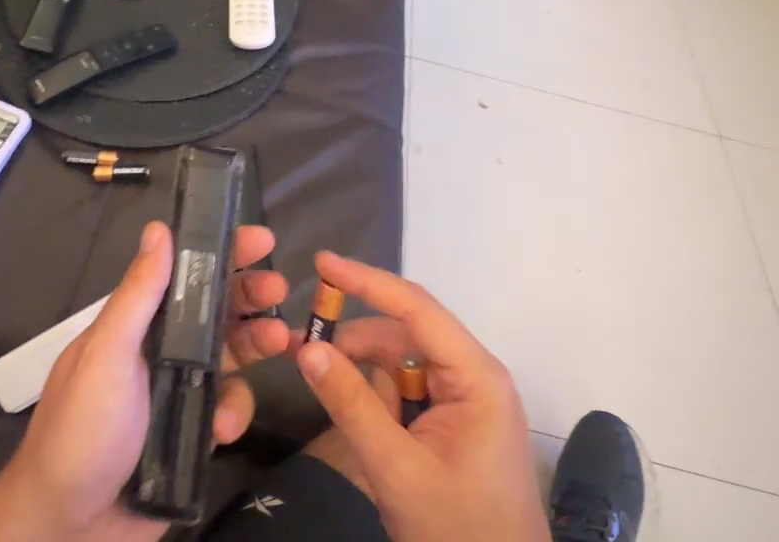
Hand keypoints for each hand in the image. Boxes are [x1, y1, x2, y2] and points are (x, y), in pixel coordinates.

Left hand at [0, 221, 289, 540]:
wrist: (70, 526)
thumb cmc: (82, 430)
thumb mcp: (107, 356)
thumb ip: (137, 295)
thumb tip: (159, 228)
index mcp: (137, 325)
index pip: (183, 276)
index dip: (221, 255)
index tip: (259, 239)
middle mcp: (160, 352)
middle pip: (216, 311)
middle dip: (250, 296)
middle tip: (279, 289)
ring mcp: (178, 392)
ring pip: (231, 356)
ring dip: (258, 345)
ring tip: (282, 344)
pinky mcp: (193, 433)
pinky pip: (228, 409)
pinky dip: (232, 413)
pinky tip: (222, 429)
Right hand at [296, 252, 549, 541]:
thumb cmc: (458, 529)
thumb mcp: (396, 468)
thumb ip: (351, 404)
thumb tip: (307, 349)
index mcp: (475, 375)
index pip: (415, 308)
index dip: (366, 281)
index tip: (321, 263)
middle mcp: (474, 374)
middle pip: (406, 333)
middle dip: (356, 338)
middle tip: (302, 347)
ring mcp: (466, 399)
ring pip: (403, 362)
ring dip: (365, 371)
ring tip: (325, 387)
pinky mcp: (455, 421)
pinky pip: (409, 390)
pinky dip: (379, 397)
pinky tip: (361, 419)